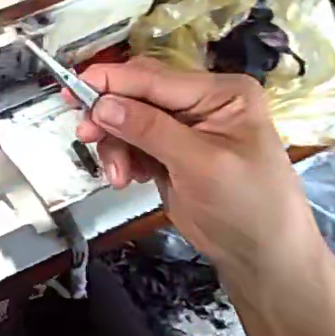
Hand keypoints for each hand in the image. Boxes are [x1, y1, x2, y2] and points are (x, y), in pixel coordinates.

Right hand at [74, 58, 328, 283]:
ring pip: (125, 120)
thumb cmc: (248, 206)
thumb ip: (149, 130)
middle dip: (109, 117)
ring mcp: (182, 127)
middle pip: (135, 94)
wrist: (262, 258)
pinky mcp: (167, 151)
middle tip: (85, 137)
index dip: (110, 82)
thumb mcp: (200, 163)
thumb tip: (101, 105)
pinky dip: (121, 159)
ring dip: (114, 146)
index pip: (153, 77)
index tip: (71, 90)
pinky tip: (130, 179)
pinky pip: (129, 142)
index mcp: (220, 92)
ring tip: (118, 176)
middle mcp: (199, 102)